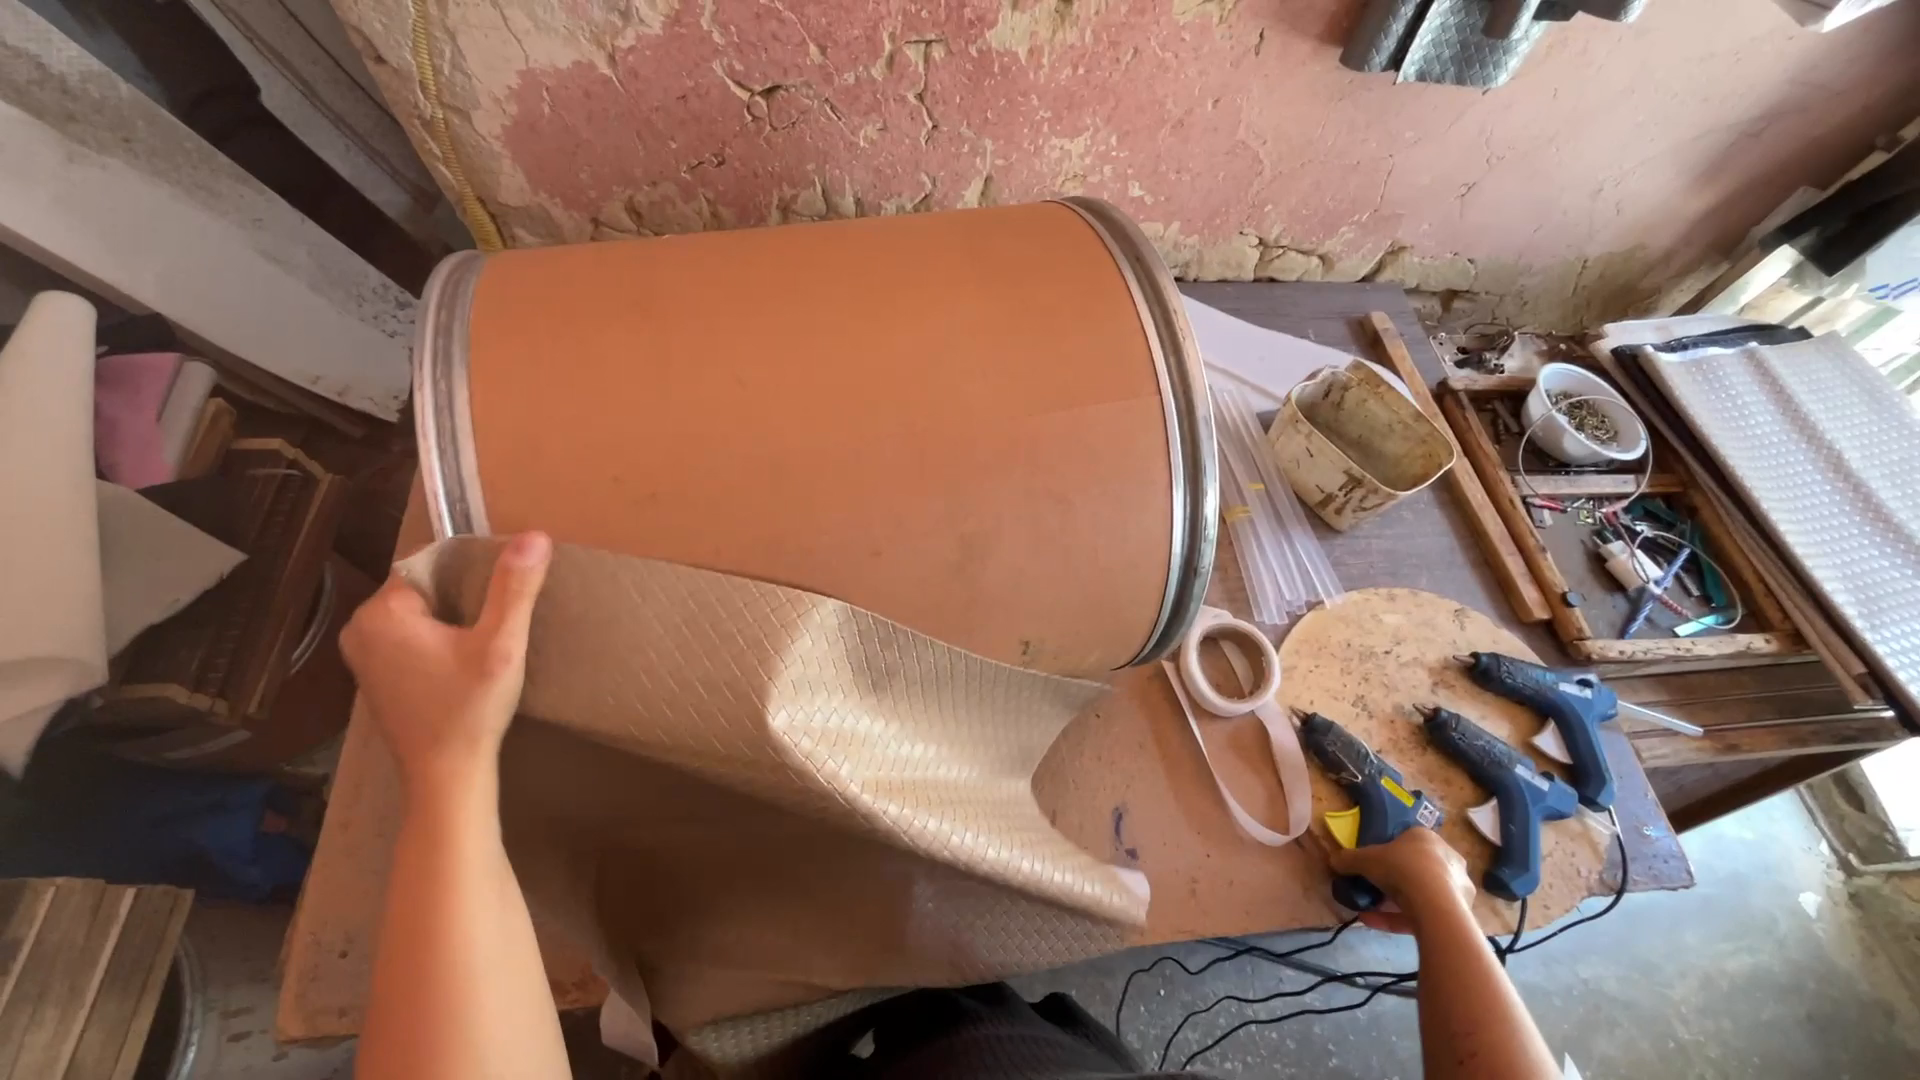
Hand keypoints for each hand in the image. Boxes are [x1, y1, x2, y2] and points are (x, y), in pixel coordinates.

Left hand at [340, 532, 552, 795]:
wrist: (446, 774)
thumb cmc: (470, 709)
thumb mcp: (501, 645)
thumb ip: (514, 589)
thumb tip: (535, 536)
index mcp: (381, 613)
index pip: (431, 563)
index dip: (472, 571)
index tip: (504, 590)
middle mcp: (360, 629)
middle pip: (424, 587)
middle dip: (464, 595)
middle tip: (501, 617)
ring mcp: (363, 655)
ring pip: (420, 612)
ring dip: (454, 617)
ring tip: (489, 637)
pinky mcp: (376, 676)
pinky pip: (411, 636)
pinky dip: (440, 638)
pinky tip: (468, 659)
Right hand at [1327, 827, 1475, 933]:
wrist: (1434, 903)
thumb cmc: (1400, 867)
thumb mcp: (1364, 859)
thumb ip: (1348, 859)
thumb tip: (1333, 861)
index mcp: (1427, 838)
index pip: (1407, 841)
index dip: (1389, 852)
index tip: (1374, 863)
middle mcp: (1448, 860)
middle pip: (1416, 868)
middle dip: (1394, 880)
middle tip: (1374, 888)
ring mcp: (1457, 889)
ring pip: (1421, 894)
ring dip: (1394, 902)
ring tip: (1368, 911)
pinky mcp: (1458, 915)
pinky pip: (1423, 914)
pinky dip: (1397, 919)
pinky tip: (1372, 922)